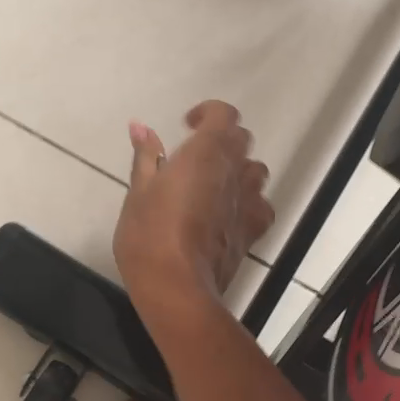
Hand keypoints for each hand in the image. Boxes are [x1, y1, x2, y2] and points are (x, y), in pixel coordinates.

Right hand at [113, 101, 273, 318]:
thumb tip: (140, 126)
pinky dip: (247, 203)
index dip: (208, 113)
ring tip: (211, 185)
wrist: (176, 287)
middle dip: (221, 140)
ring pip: (255, 171)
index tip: (186, 126)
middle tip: (193, 157)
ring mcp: (249, 202)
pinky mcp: (253, 231)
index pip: (224, 114)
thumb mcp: (139, 192)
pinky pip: (260, 206)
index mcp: (206, 152)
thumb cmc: (149, 235)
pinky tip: (227, 216)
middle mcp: (234, 171)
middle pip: (241, 141)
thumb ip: (145, 156)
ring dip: (237, 170)